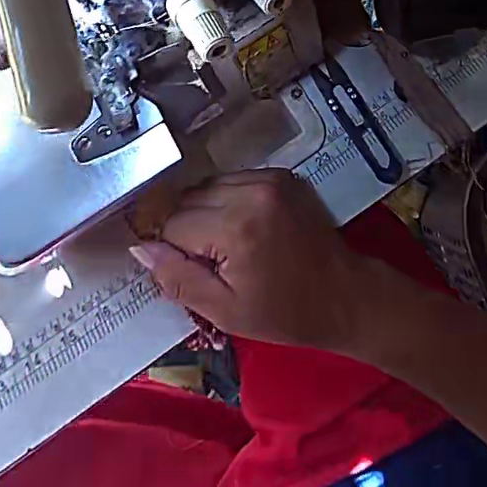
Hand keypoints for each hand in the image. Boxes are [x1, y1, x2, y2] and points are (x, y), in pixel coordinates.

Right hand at [128, 169, 401, 350]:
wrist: (345, 295)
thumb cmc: (286, 312)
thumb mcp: (225, 311)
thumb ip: (177, 277)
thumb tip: (141, 247)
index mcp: (237, 228)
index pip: (174, 224)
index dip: (176, 251)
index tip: (196, 270)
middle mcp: (252, 192)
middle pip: (188, 199)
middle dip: (190, 228)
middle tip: (216, 260)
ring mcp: (269, 178)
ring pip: (208, 186)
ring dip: (208, 211)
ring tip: (232, 244)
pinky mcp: (281, 174)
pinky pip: (234, 179)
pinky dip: (229, 199)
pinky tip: (247, 226)